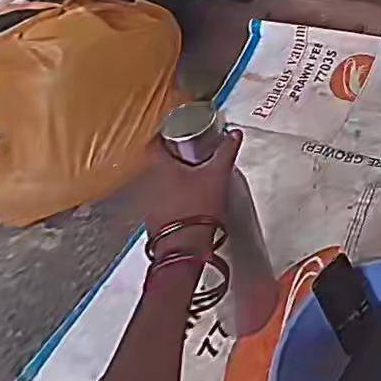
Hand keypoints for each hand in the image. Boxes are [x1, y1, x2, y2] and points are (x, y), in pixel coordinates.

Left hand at [130, 127, 241, 255]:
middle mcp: (146, 180)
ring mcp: (146, 202)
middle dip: (172, 155)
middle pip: (156, 160)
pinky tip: (186, 198)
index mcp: (158, 164)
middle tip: (190, 152)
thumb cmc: (198, 207)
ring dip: (170, 177)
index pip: (156, 141)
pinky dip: (170, 195)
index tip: (181, 132)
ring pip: (157, 181)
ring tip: (190, 175)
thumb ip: (226, 150)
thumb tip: (234, 133)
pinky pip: (159, 199)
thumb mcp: (218, 174)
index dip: (168, 134)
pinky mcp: (150, 219)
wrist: (186, 248)